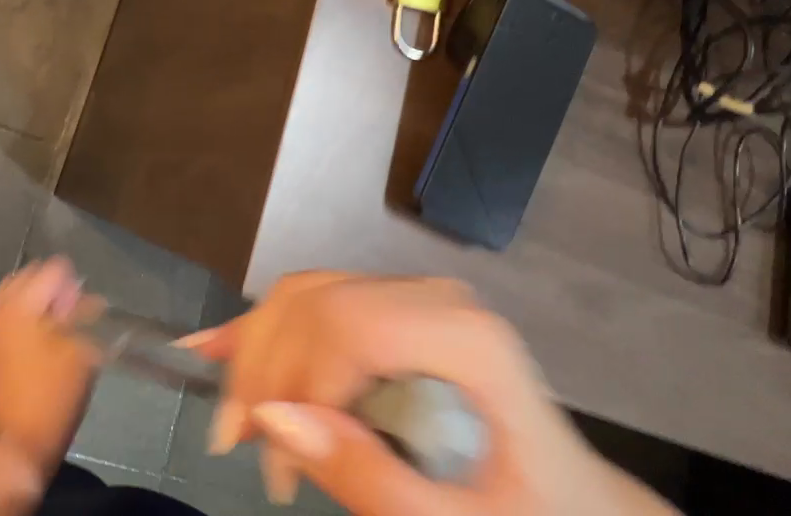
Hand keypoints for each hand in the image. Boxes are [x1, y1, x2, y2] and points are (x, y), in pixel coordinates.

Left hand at [0, 257, 101, 475]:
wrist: (13, 444)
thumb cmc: (51, 397)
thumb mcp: (80, 353)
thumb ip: (83, 317)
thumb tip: (86, 300)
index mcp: (22, 303)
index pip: (53, 269)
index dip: (74, 285)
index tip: (84, 310)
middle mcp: (0, 308)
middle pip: (29, 277)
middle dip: (53, 290)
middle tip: (73, 316)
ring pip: (16, 296)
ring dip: (37, 304)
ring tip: (58, 330)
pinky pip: (7, 316)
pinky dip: (24, 319)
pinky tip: (41, 343)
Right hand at [181, 273, 675, 515]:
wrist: (577, 509)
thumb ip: (368, 476)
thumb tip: (274, 417)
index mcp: (462, 337)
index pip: (346, 325)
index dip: (293, 381)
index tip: (268, 458)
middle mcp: (433, 297)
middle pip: (315, 303)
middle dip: (261, 370)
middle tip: (238, 447)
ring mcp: (412, 297)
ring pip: (303, 295)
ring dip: (254, 351)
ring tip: (230, 421)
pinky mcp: (393, 310)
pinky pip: (315, 302)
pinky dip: (264, 329)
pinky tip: (213, 346)